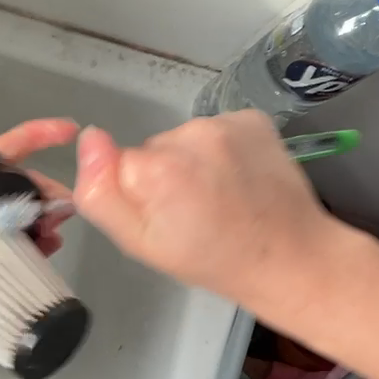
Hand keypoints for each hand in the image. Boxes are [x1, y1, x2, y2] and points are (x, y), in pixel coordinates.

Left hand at [0, 118, 81, 359]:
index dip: (28, 140)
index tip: (67, 133)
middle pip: (12, 190)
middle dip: (45, 190)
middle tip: (66, 212)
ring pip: (16, 220)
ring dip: (44, 219)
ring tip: (58, 235)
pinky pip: (11, 253)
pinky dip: (35, 249)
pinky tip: (46, 256)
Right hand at [71, 111, 346, 303]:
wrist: (289, 257)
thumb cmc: (208, 259)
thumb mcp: (138, 243)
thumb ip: (100, 194)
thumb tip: (88, 136)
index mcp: (156, 168)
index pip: (117, 166)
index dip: (134, 194)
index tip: (160, 218)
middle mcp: (189, 134)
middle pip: (151, 151)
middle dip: (161, 177)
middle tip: (190, 213)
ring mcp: (225, 124)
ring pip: (182, 140)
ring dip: (191, 163)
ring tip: (216, 198)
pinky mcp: (252, 119)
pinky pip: (214, 130)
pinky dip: (220, 150)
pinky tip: (236, 178)